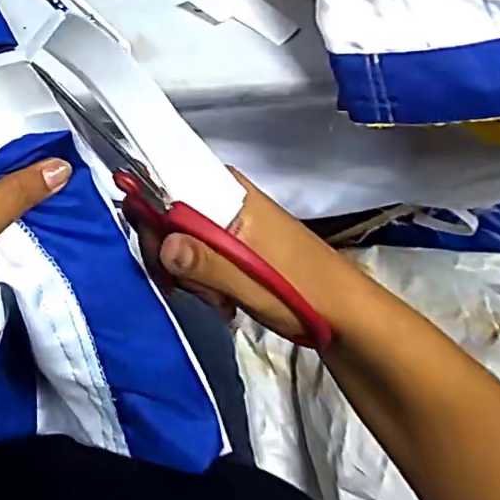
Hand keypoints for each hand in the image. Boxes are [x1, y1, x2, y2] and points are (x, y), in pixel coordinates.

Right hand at [148, 167, 368, 343]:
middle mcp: (219, 193)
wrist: (351, 319)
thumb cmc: (306, 292)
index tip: (156, 252)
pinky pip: (192, 247)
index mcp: (224, 188)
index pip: (162, 180)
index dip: (148, 213)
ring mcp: (223, 216)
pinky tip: (218, 295)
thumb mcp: (251, 282)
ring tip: (215, 297)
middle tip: (188, 286)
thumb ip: (205, 262)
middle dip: (168, 251)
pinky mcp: (228, 237)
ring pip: (175, 233)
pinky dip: (197, 273)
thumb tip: (163, 245)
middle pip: (163, 210)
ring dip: (185, 269)